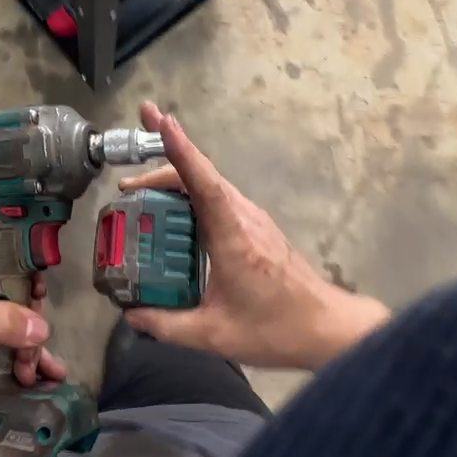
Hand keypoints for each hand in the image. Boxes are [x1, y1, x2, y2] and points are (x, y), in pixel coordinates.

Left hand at [0, 249, 69, 430]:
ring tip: (28, 375)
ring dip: (32, 349)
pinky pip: (19, 350)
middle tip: (28, 348)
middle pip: (19, 296)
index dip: (25, 274)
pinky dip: (33, 362)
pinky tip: (50, 377)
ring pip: (22, 326)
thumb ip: (4, 320)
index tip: (39, 295)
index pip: (4, 258)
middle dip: (30, 324)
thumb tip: (43, 328)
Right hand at [118, 101, 389, 370]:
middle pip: (198, 174)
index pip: (202, 181)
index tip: (160, 121)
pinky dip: (188, 193)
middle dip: (162, 160)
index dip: (180, 148)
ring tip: (139, 191)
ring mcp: (250, 217)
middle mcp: (241, 215)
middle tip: (127, 175)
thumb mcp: (216, 335)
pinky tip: (171, 212)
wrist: (330, 331)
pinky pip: (214, 197)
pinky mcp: (254, 226)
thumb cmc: (277, 329)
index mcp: (232, 234)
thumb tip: (132, 315)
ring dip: (173, 178)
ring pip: (206, 183)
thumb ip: (169, 325)